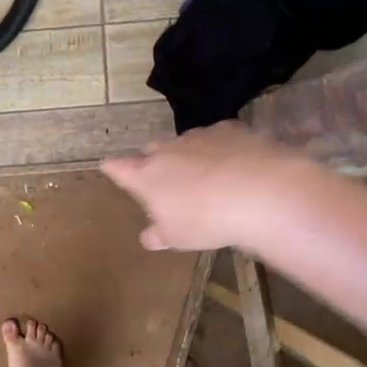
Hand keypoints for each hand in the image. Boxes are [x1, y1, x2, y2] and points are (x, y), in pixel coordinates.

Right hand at [100, 122, 310, 251]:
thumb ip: (158, 235)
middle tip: (165, 180)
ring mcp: (199, 136)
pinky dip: (220, 148)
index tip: (108, 166)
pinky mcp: (230, 129)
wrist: (258, 192)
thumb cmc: (205, 220)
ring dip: (188, 154)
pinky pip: (218, 136)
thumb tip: (148, 237)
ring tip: (205, 174)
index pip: (118, 168)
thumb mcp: (177, 238)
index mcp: (147, 176)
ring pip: (185, 142)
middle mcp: (167, 150)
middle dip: (154, 161)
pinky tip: (234, 162)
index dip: (112, 168)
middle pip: (151, 150)